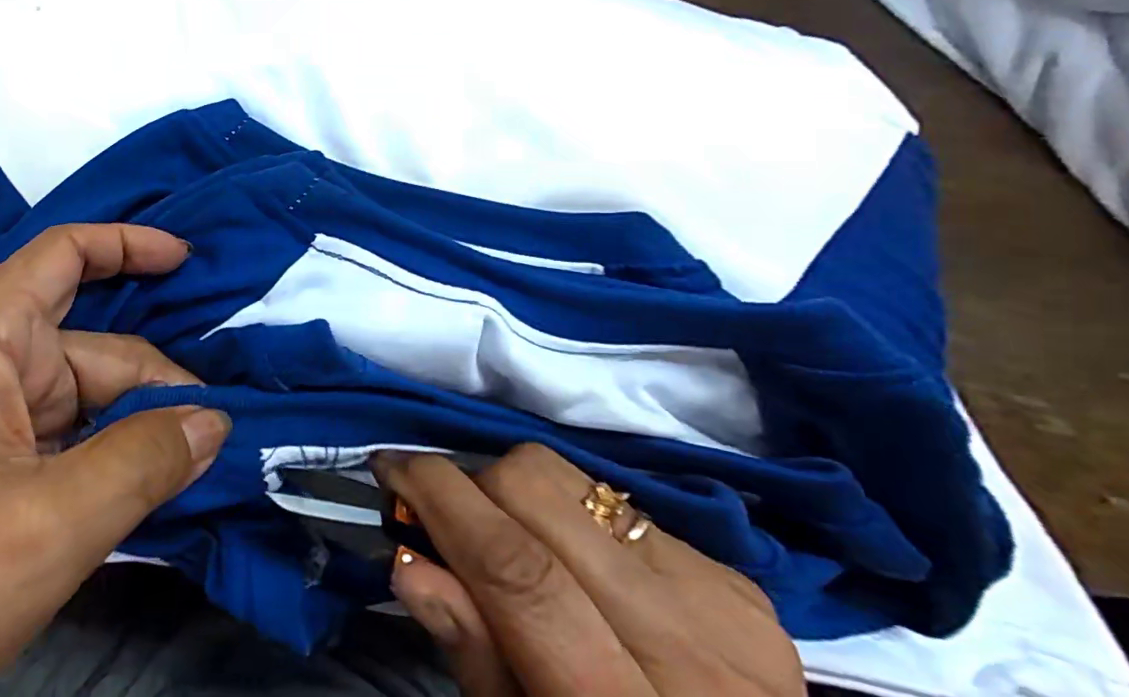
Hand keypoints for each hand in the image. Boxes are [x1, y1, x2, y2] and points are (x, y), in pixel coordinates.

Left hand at [0, 224, 231, 696]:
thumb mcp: (50, 522)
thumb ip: (145, 461)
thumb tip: (216, 422)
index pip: (62, 257)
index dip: (127, 244)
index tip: (189, 260)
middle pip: (96, 346)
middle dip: (159, 380)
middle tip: (227, 424)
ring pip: (91, 403)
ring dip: (146, 426)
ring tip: (209, 456)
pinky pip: (76, 446)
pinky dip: (120, 458)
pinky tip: (167, 482)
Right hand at [374, 445, 804, 696]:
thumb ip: (479, 660)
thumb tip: (408, 562)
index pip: (520, 572)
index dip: (445, 503)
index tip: (391, 467)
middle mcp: (686, 640)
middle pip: (543, 494)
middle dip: (473, 484)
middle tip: (444, 515)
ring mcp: (721, 600)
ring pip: (579, 479)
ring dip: (519, 493)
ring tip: (507, 533)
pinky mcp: (737, 580)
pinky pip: (623, 506)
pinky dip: (575, 519)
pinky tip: (579, 565)